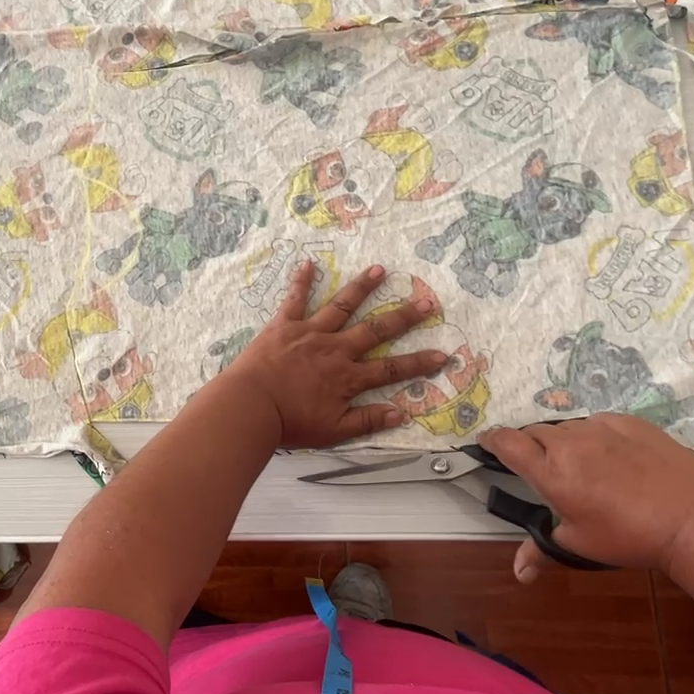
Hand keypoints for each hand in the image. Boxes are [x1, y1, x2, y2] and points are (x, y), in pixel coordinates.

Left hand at [220, 262, 445, 448]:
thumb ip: (367, 421)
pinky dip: (301, 281)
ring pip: (341, 306)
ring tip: (380, 269)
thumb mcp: (333, 431)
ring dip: (362, 287)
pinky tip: (308, 263)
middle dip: (403, 317)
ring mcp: (309, 333)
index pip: (392, 370)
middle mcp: (334, 349)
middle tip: (427, 301)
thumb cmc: (289, 423)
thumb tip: (402, 414)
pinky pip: (294, 299)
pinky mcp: (283, 325)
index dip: (418, 363)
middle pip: (375, 330)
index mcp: (347, 377)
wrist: (250, 406)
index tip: (443, 355)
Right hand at [480, 414, 693, 582]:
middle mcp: (569, 443)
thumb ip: (542, 552)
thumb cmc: (630, 535)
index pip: (506, 442)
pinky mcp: (632, 424)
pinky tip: (610, 453)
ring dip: (562, 439)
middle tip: (538, 464)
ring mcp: (602, 429)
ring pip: (567, 426)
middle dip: (528, 444)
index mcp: (549, 471)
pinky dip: (595, 434)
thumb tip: (520, 575)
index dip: (491, 440)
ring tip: (577, 462)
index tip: (487, 442)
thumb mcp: (580, 546)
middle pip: (534, 432)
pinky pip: (600, 422)